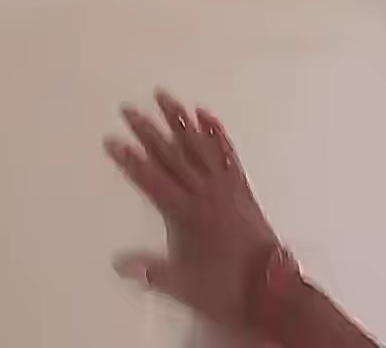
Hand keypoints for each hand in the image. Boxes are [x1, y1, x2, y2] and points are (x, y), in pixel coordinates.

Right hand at [105, 90, 281, 329]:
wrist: (272, 289)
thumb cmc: (227, 286)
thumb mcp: (185, 285)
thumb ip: (152, 272)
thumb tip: (118, 264)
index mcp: (186, 212)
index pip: (151, 179)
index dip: (130, 160)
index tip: (113, 140)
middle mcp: (202, 190)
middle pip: (170, 154)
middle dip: (147, 131)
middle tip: (129, 109)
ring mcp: (222, 183)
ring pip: (196, 144)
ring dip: (179, 120)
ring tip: (164, 96)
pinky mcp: (239, 183)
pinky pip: (226, 152)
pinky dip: (215, 132)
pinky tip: (205, 114)